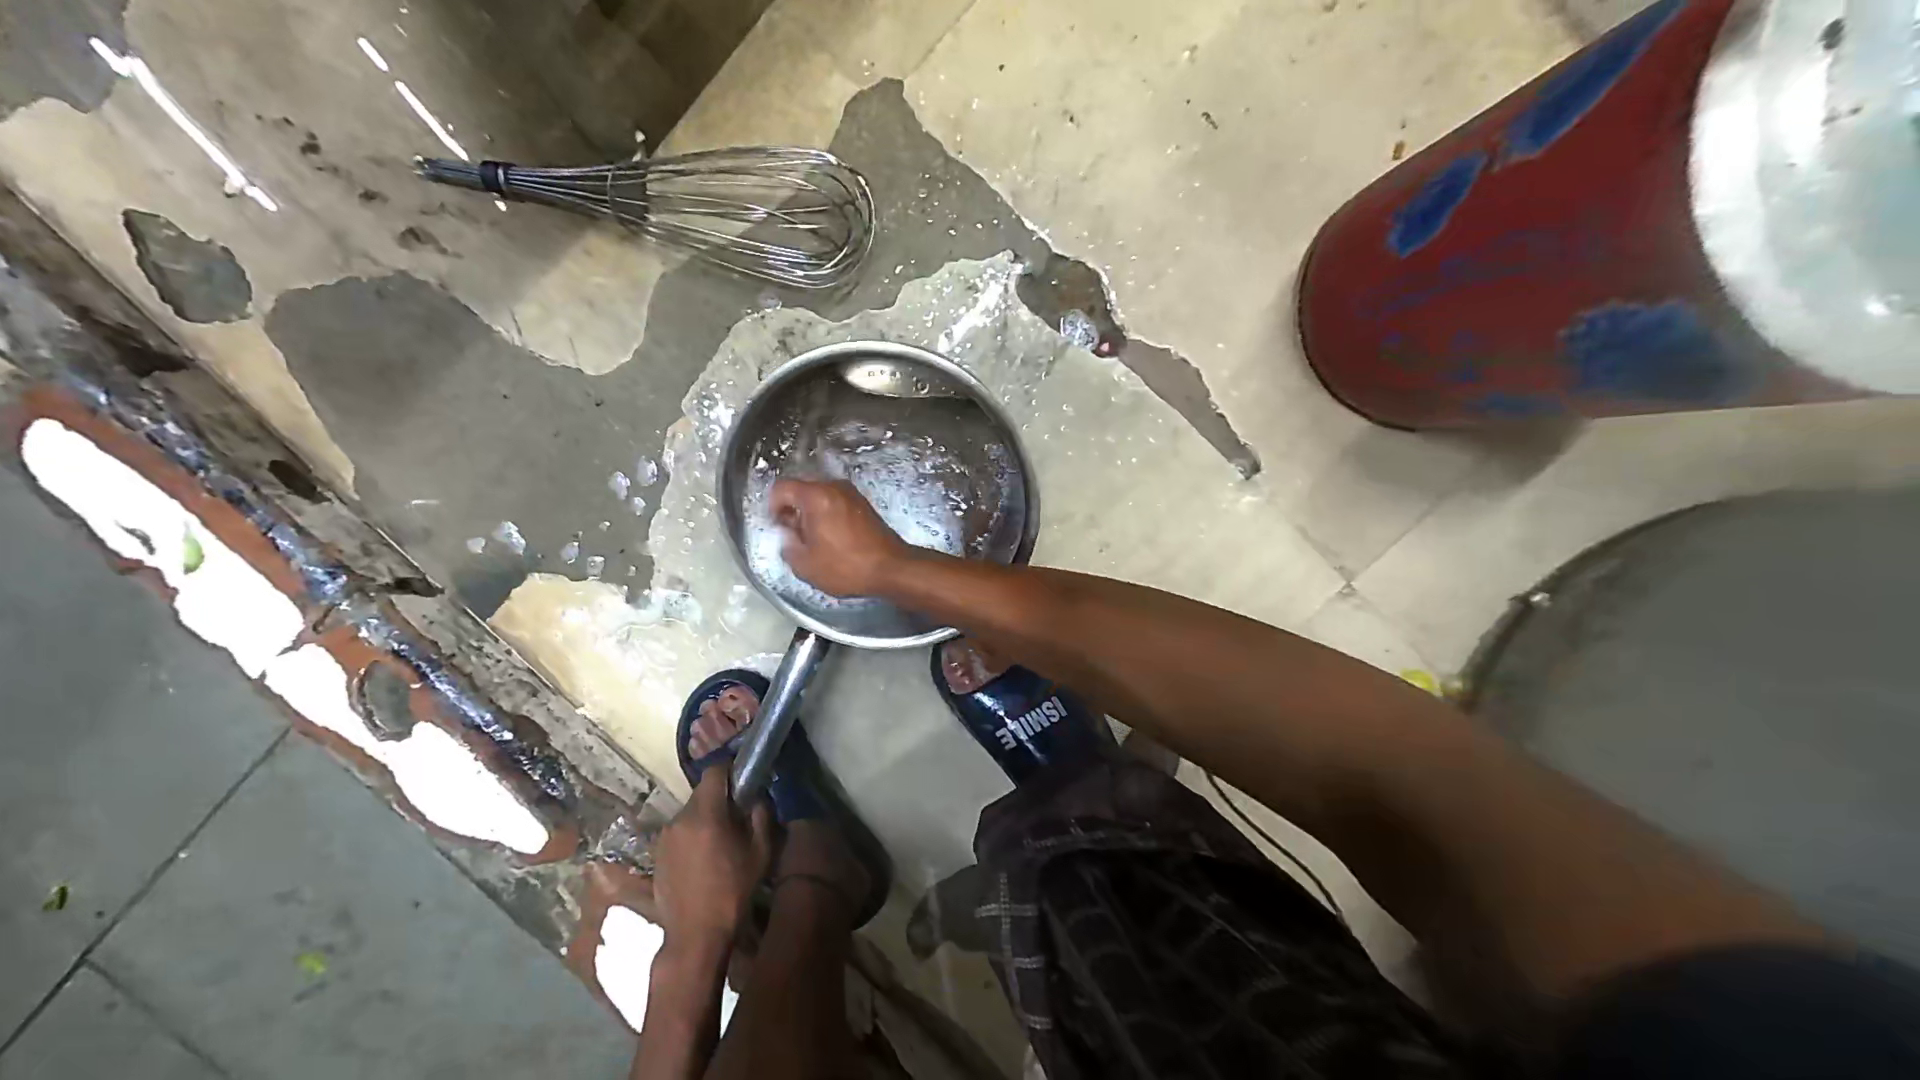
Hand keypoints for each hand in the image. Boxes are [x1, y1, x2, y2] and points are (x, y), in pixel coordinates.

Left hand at [651, 767, 772, 949]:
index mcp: (705, 814)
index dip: (730, 770)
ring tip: (721, 842)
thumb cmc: (733, 892)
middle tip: (738, 816)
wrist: (695, 936)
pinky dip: (692, 836)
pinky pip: (679, 833)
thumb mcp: (761, 852)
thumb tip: (755, 797)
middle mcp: (679, 820)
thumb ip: (760, 816)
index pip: (714, 772)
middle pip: (702, 794)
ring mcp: (664, 838)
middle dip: (720, 799)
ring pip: (690, 814)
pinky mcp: (656, 855)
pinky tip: (704, 858)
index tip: (744, 780)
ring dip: (706, 819)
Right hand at [769, 478, 913, 596]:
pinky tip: (833, 540)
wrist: (891, 568)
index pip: (782, 488)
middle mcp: (835, 487)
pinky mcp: (863, 504)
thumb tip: (786, 534)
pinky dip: (828, 516)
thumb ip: (786, 544)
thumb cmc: (846, 566)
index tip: (778, 526)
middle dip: (793, 511)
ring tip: (816, 542)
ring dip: (812, 515)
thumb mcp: (805, 564)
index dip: (773, 507)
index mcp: (816, 496)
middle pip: (802, 490)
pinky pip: (836, 503)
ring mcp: (852, 494)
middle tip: (797, 537)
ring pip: (820, 497)